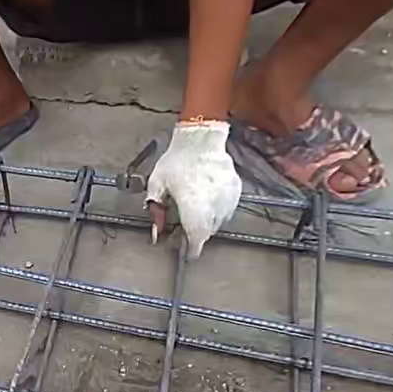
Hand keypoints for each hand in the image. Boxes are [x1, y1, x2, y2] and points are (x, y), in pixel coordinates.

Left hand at [146, 120, 241, 257]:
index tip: (188, 253)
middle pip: (206, 231)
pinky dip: (216, 210)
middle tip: (184, 228)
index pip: (197, 238)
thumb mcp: (157, 186)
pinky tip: (206, 199)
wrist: (200, 138)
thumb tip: (157, 234)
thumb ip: (157, 212)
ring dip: (206, 222)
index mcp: (194, 206)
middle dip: (196, 233)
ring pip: (218, 221)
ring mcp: (227, 198)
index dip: (193, 249)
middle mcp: (213, 205)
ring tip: (194, 210)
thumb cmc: (177, 160)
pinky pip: (226, 209)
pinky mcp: (236, 190)